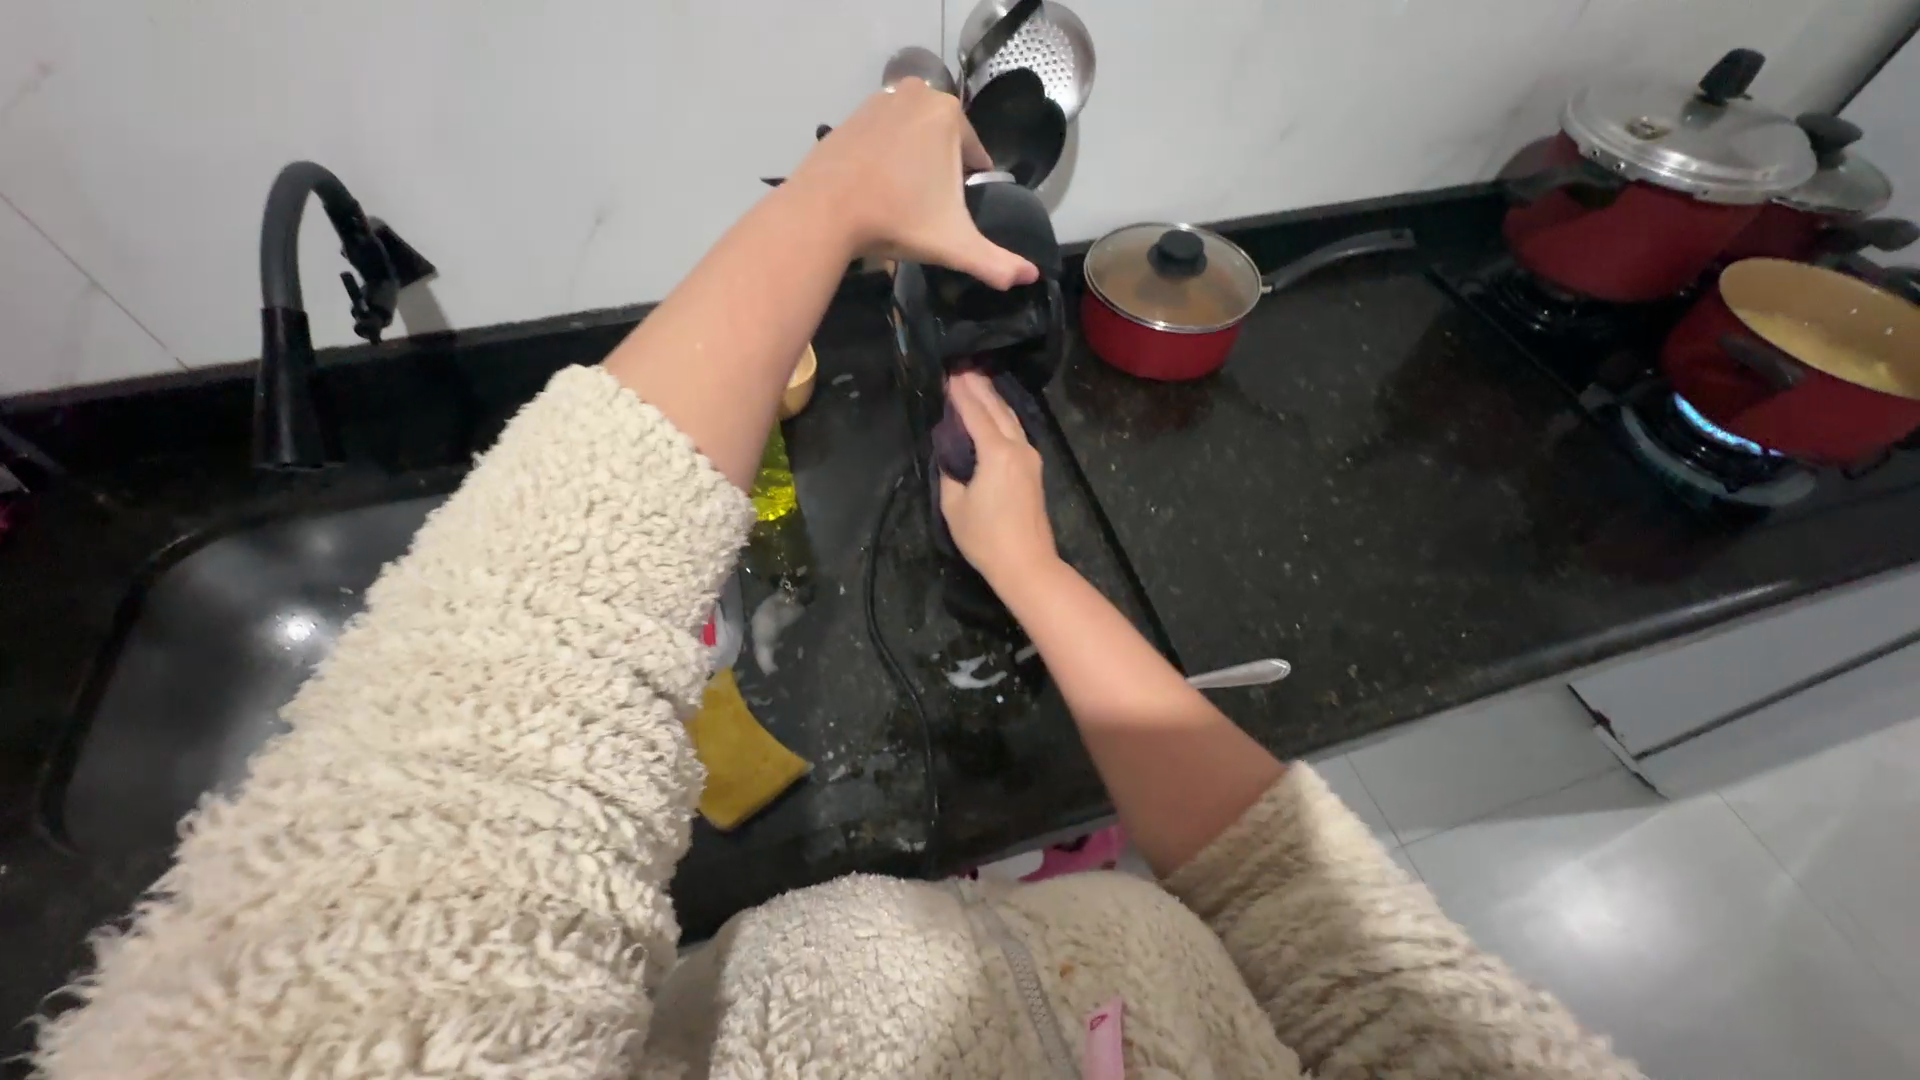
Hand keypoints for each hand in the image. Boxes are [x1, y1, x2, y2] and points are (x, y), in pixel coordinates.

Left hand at [785, 80, 1037, 289]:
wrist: (826, 211)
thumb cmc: (897, 221)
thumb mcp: (954, 245)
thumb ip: (996, 262)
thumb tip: (1033, 277)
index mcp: (950, 115)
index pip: (975, 157)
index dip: (965, 190)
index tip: (947, 215)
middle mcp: (918, 94)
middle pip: (945, 145)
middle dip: (939, 175)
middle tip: (921, 210)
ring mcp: (881, 99)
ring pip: (914, 140)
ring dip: (913, 166)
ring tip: (898, 201)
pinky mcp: (853, 114)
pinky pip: (884, 138)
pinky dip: (885, 159)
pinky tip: (876, 188)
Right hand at [939, 372, 1057, 585]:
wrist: (1026, 563)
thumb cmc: (985, 538)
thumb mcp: (953, 505)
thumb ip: (949, 472)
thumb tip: (949, 453)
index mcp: (997, 453)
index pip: (975, 414)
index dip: (960, 393)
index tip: (948, 374)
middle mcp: (1018, 448)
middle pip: (997, 409)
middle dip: (979, 388)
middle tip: (962, 368)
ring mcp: (1030, 458)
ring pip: (1010, 419)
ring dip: (993, 400)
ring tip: (977, 382)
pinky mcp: (1033, 470)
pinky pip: (1016, 432)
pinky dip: (1002, 417)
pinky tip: (995, 413)